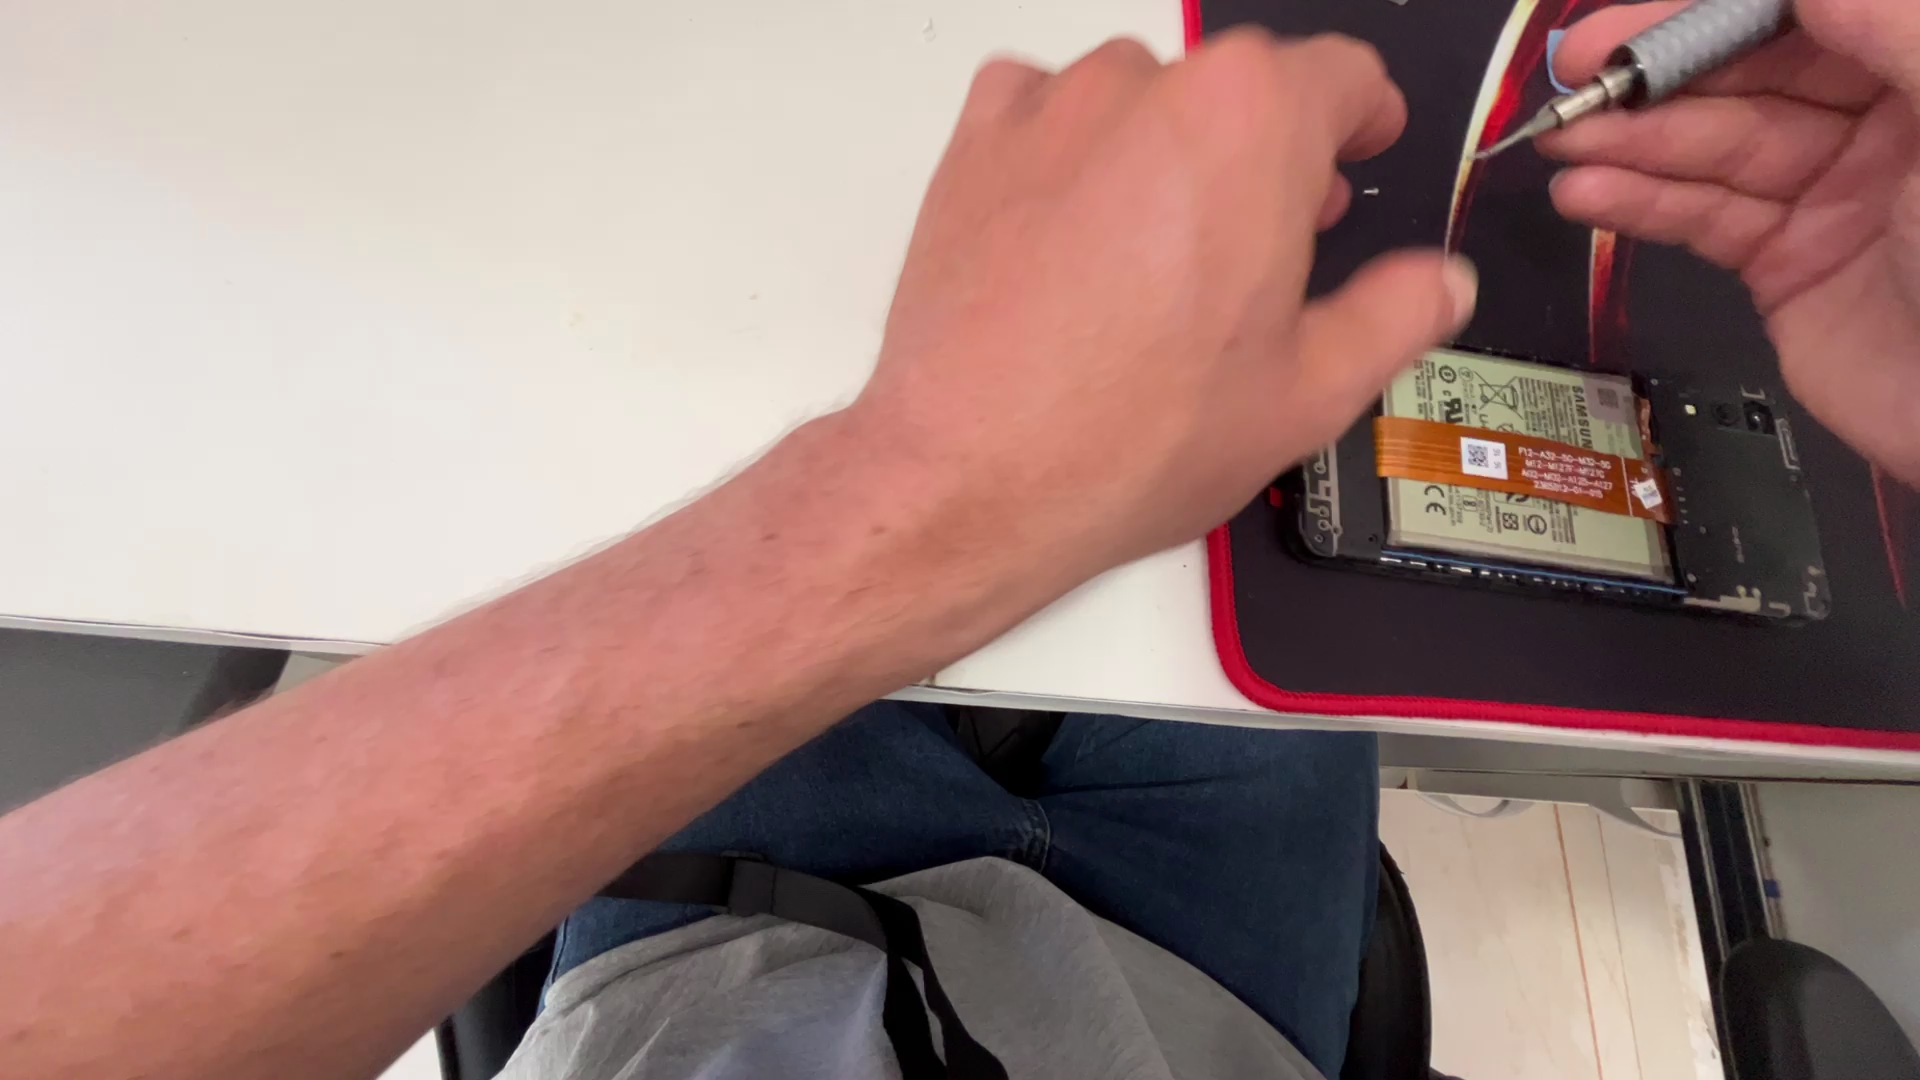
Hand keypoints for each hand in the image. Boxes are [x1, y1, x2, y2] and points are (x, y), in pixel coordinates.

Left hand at [846, 31, 1474, 587]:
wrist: (973, 477)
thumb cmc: (1135, 444)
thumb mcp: (1305, 397)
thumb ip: (1394, 317)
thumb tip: (1436, 281)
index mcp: (1253, 125)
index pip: (1338, 79)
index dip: (1358, 120)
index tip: (1356, 152)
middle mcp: (1145, 90)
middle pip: (1230, 95)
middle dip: (1260, 157)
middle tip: (1256, 240)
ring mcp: (1044, 116)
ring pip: (1132, 106)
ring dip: (1158, 159)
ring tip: (1149, 256)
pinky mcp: (968, 157)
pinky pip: (1034, 117)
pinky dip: (1063, 154)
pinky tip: (1067, 230)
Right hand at [1543, 1, 1919, 484]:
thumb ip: (1896, 27)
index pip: (1821, 13)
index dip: (1720, 10)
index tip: (1632, 24)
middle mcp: (1900, 113)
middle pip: (1758, 77)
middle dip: (1660, 77)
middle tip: (1572, 81)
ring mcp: (1838, 190)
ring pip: (1714, 152)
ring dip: (1630, 147)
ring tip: (1560, 142)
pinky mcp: (1784, 259)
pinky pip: (1701, 220)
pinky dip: (1638, 207)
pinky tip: (1585, 195)